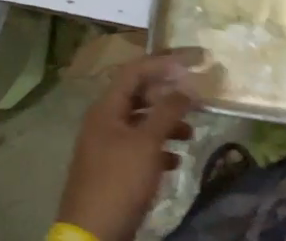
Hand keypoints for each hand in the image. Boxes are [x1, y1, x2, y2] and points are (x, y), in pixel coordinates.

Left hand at [56, 53, 200, 240]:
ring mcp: (106, 147)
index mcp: (106, 108)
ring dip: (166, 125)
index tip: (192, 61)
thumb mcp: (146, 143)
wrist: (92, 236)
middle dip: (167, 96)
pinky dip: (158, 150)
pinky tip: (175, 161)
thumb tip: (186, 85)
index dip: (163, 62)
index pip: (135, 71)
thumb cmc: (118, 182)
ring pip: (140, 124)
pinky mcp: (112, 172)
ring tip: (190, 134)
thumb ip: (167, 111)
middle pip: (138, 96)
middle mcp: (103, 122)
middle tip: (194, 99)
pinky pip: (138, 149)